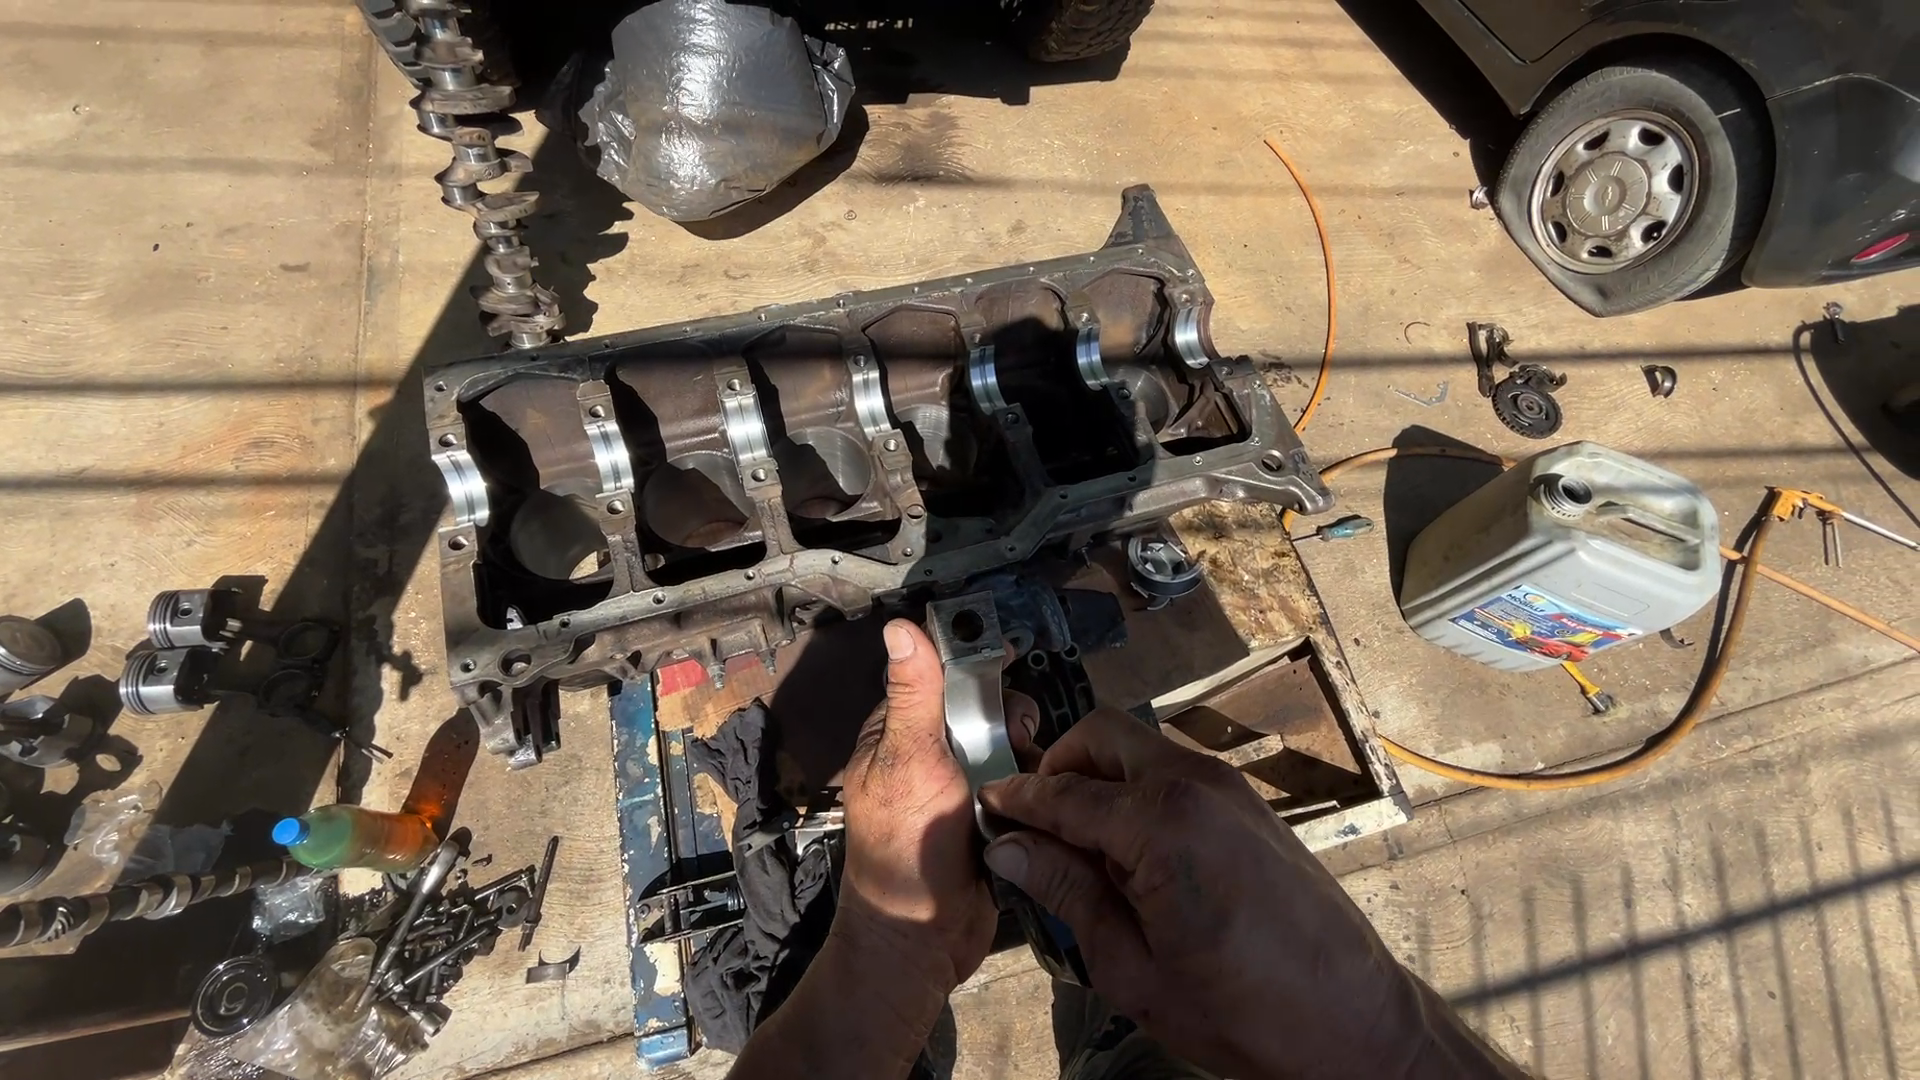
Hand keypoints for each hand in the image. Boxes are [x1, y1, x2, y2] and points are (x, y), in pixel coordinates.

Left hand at [731, 618, 1039, 1079]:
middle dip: (1007, 712)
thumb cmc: (906, 842)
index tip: (1012, 655)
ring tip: (1035, 767)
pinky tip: (1046, 787)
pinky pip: (1017, 779)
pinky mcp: (988, 814)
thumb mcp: (908, 758)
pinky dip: (1032, 778)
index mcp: (897, 730)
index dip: (974, 660)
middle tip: (1023, 736)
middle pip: (981, 706)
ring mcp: (960, 784)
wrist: (921, 939)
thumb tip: (899, 623)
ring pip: (1004, 742)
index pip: (939, 674)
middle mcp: (929, 751)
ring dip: (1024, 748)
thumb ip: (914, 694)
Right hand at [980, 709, 1512, 1079]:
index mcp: (1161, 822)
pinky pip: (1169, 768)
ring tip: (1083, 841)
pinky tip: (1132, 846)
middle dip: (1058, 763)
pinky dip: (1134, 786)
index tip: (989, 807)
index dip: (1018, 799)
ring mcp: (1225, 783)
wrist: (1357, 1025)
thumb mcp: (1132, 966)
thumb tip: (1007, 847)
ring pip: (1136, 745)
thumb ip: (1066, 891)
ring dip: (1097, 774)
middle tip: (1038, 818)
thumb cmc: (1241, 1011)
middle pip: (1100, 733)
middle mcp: (1192, 781)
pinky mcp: (1244, 797)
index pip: (1064, 793)